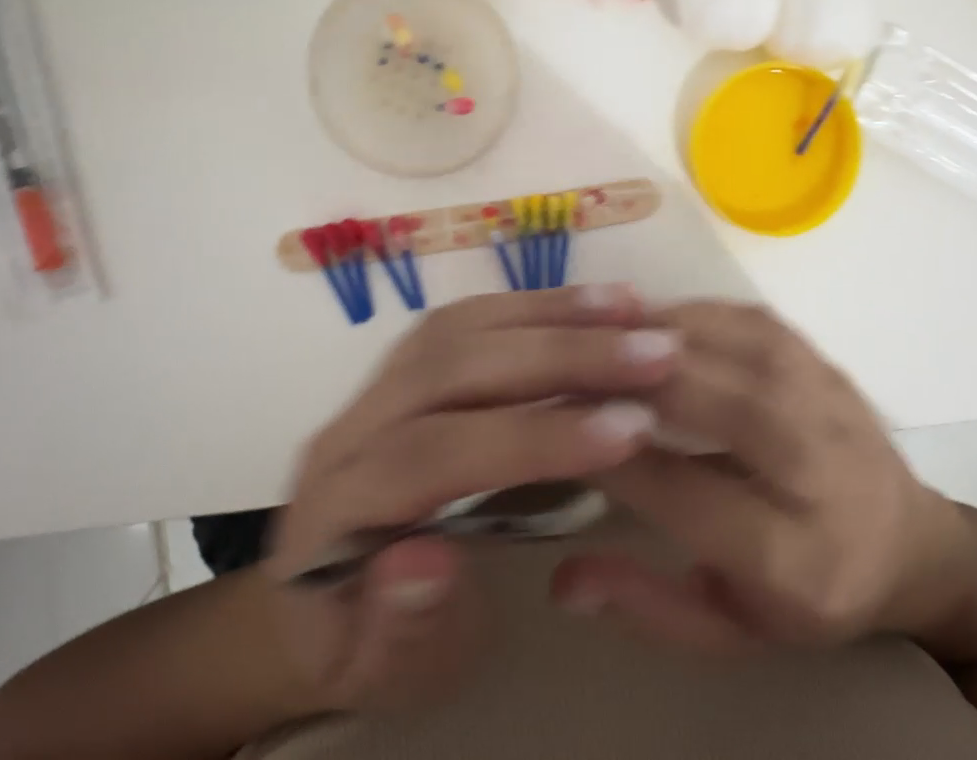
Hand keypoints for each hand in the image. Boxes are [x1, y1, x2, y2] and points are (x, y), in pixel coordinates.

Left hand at [265, 286, 678, 710]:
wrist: (320, 607)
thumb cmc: (366, 648)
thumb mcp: (385, 671)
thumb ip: (400, 627)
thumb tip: (429, 558)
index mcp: (337, 509)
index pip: (434, 455)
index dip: (532, 438)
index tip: (629, 433)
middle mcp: (349, 431)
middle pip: (450, 370)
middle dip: (559, 358)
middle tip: (657, 356)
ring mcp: (374, 391)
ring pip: (459, 330)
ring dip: (552, 316)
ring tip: (635, 313)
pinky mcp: (404, 371)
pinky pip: (465, 322)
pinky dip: (532, 307)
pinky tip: (593, 306)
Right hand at [552, 301, 959, 652]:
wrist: (908, 552)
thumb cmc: (806, 600)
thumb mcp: (729, 633)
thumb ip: (650, 606)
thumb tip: (564, 581)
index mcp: (797, 562)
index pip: (694, 498)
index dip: (620, 460)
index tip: (559, 432)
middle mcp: (827, 479)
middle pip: (736, 412)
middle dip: (645, 382)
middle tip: (571, 368)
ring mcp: (839, 415)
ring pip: (753, 357)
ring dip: (671, 335)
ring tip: (601, 332)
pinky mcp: (835, 372)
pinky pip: (767, 327)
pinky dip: (705, 313)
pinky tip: (653, 315)